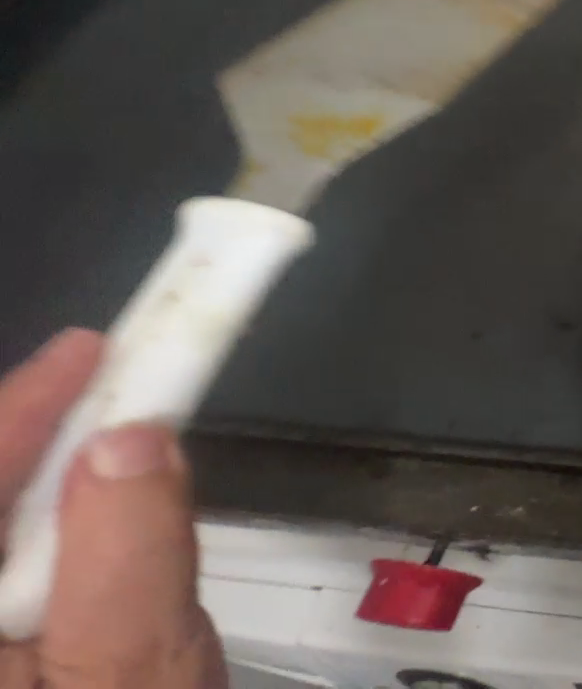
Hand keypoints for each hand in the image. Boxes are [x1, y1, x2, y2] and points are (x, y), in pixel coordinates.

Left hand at [0, 330, 224, 688]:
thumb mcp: (140, 665)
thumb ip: (132, 552)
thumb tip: (135, 436)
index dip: (20, 412)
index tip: (98, 347)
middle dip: (17, 440)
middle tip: (105, 381)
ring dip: (21, 476)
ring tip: (97, 436)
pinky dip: (18, 515)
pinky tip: (65, 508)